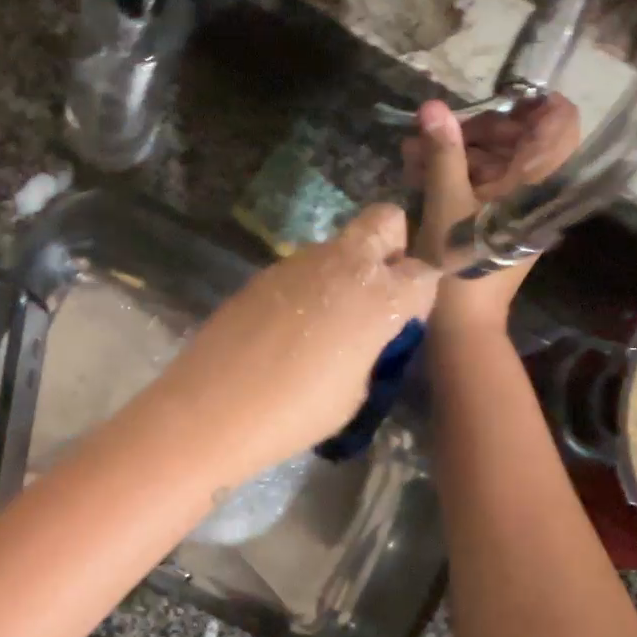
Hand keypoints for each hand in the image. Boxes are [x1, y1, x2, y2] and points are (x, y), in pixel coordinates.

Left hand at [135, 204, 439, 477]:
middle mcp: (343, 265)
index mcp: (379, 297)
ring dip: (340, 273)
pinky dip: (303, 291)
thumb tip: (362, 341)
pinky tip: (283, 333)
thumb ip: (368, 353)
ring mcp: (297, 265)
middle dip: (390, 249)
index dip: (417, 298)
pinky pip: (297, 273)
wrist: (212, 410)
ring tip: (320, 326)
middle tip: (373, 294)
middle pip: (384, 222)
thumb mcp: (352, 395)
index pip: (423, 274)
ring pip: (335, 247)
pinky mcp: (260, 276)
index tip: (402, 324)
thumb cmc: (294, 414)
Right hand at [402, 96, 581, 334]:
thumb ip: (443, 153)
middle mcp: (538, 190)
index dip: (525, 105)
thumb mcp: (447, 204)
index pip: (557, 118)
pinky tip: (419, 174)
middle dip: (476, 130)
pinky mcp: (497, 229)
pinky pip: (485, 190)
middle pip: (520, 140)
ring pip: (497, 165)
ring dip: (458, 154)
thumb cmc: (461, 265)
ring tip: (413, 153)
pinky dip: (457, 178)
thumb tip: (432, 107)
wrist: (463, 327)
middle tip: (435, 133)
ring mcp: (517, 211)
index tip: (484, 107)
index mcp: (540, 178)